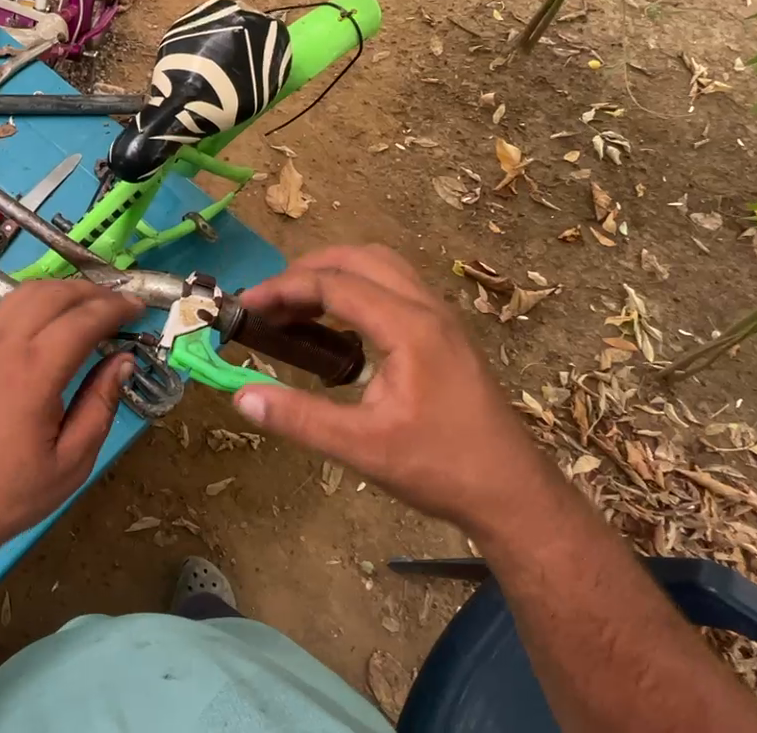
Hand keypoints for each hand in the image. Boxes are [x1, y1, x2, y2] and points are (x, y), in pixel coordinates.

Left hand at [0, 279, 141, 555]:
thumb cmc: (12, 493)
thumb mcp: (72, 461)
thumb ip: (101, 403)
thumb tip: (124, 359)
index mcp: (33, 373)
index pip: (81, 319)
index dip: (115, 307)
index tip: (140, 307)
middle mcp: (3, 347)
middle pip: (52, 293)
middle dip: (91, 291)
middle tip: (121, 305)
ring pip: (23, 293)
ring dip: (61, 290)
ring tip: (90, 307)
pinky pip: (4, 309)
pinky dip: (34, 301)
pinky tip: (52, 320)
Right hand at [232, 245, 562, 540]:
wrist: (515, 497)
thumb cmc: (440, 469)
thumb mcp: (362, 447)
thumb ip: (299, 418)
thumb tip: (240, 396)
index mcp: (408, 327)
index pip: (333, 284)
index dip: (281, 288)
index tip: (244, 306)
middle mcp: (427, 310)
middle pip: (358, 259)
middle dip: (305, 270)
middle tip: (267, 302)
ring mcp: (441, 320)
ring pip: (381, 267)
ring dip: (334, 274)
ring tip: (296, 307)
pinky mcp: (444, 335)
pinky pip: (394, 288)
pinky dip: (356, 290)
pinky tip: (336, 328)